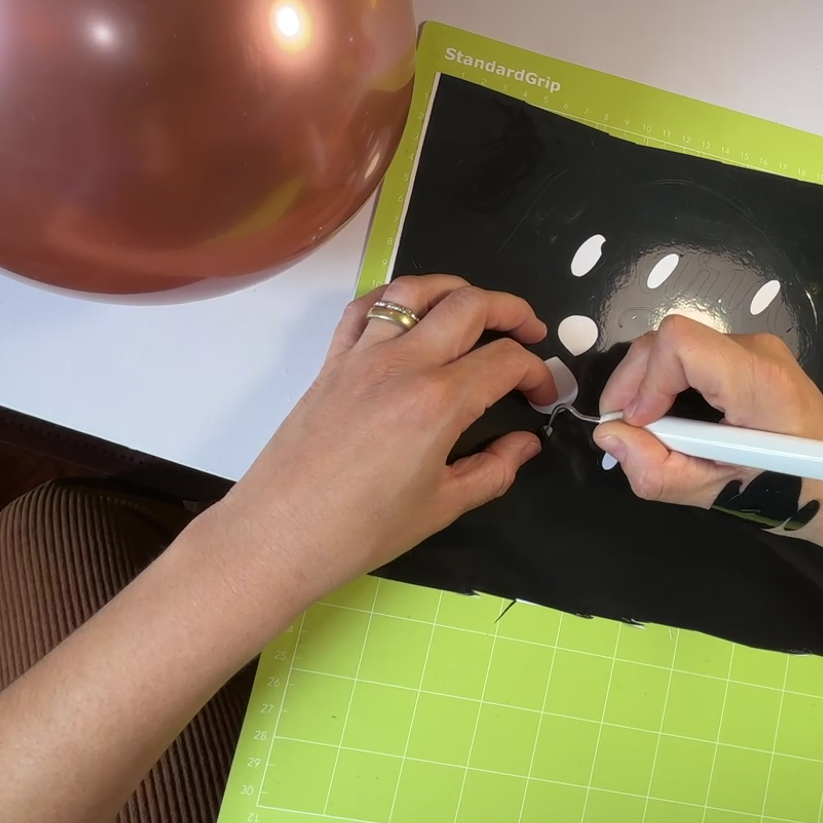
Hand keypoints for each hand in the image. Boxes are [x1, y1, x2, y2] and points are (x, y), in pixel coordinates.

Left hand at [211, 275, 557, 600]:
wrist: (279, 534)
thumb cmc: (363, 530)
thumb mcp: (442, 506)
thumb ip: (494, 469)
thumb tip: (525, 444)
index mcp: (439, 402)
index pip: (506, 360)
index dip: (537, 371)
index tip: (542, 395)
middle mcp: (404, 363)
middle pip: (469, 305)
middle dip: (512, 309)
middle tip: (531, 330)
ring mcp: (363, 354)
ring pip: (416, 290)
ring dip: (456, 288)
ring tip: (476, 308)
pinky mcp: (333, 359)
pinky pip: (365, 306)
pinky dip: (395, 298)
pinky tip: (411, 314)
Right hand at [592, 315, 822, 514]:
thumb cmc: (795, 497)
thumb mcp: (719, 495)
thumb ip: (658, 470)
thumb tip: (608, 436)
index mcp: (758, 381)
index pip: (679, 342)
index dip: (645, 380)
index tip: (638, 424)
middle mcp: (756, 350)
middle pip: (668, 339)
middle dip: (634, 383)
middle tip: (625, 430)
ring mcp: (754, 348)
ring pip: (673, 346)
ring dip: (647, 385)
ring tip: (648, 429)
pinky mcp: (748, 357)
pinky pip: (689, 356)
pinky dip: (666, 385)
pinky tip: (671, 420)